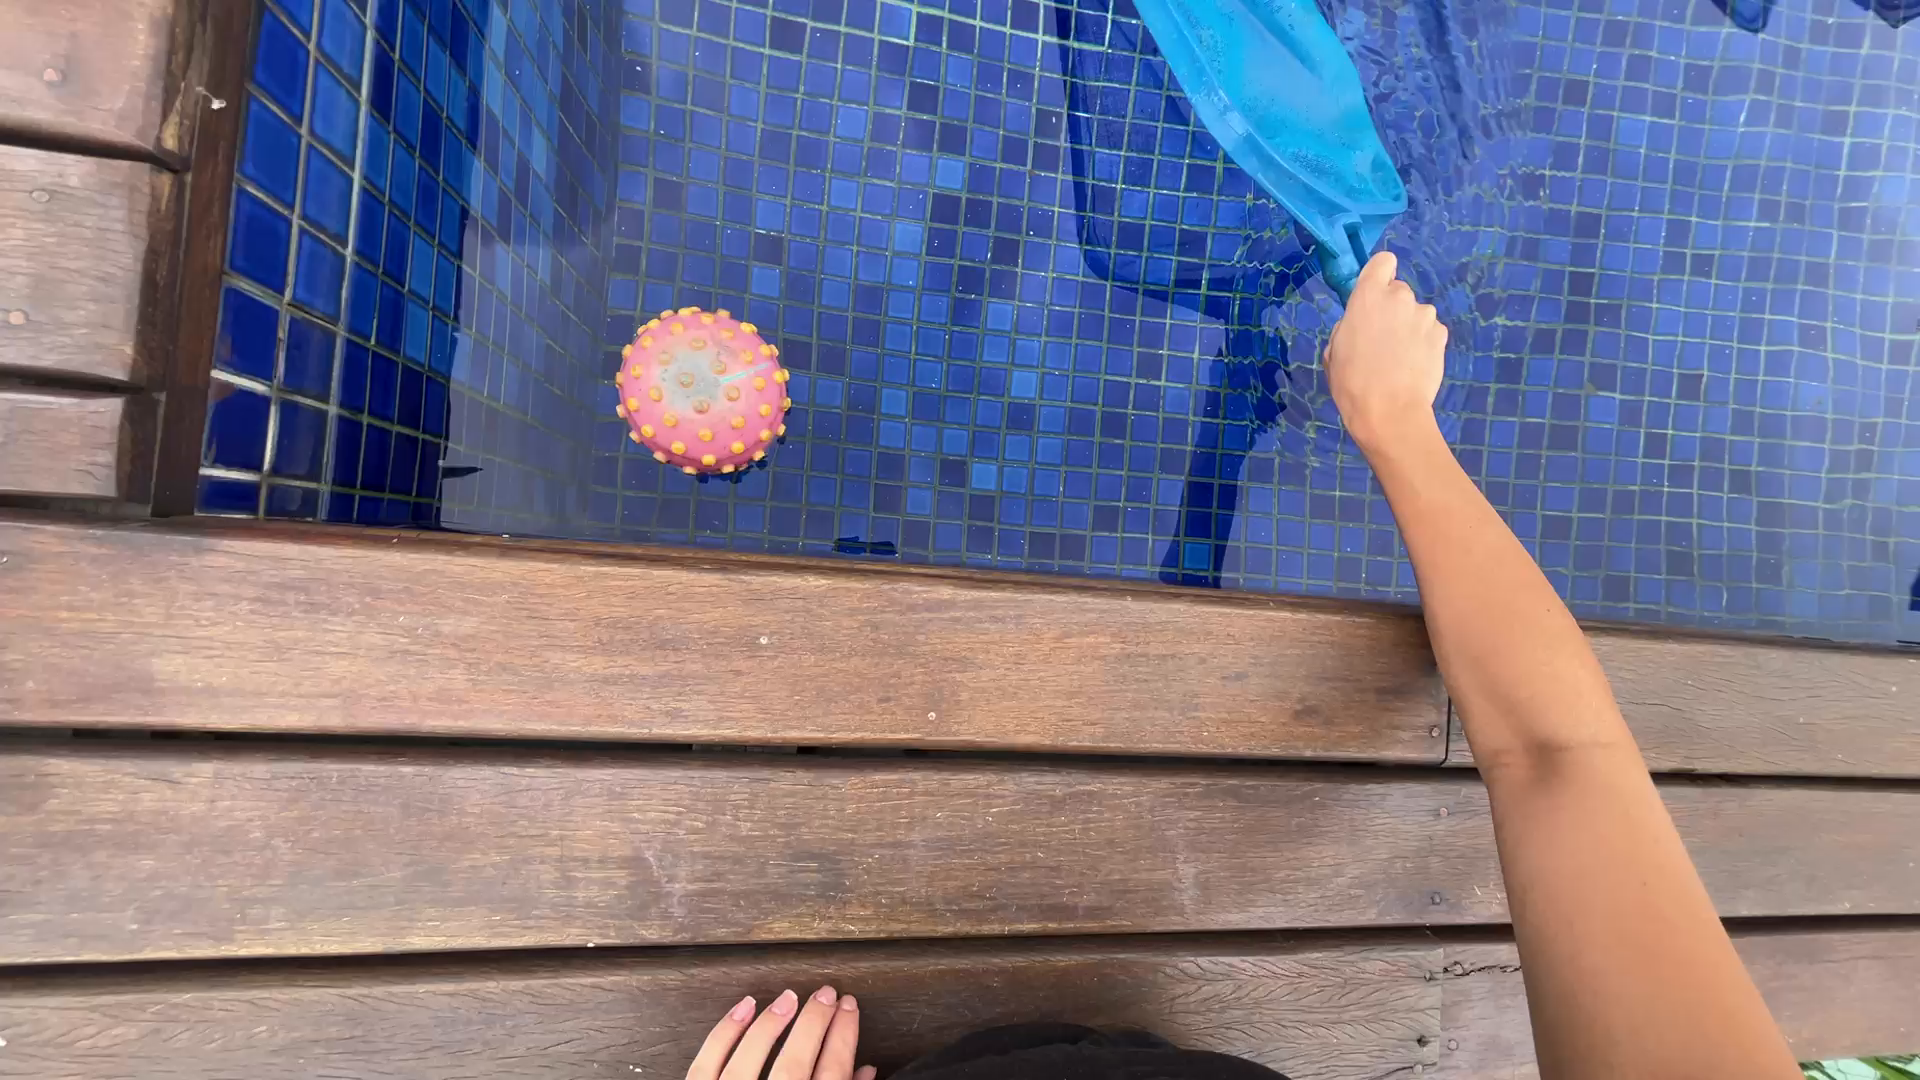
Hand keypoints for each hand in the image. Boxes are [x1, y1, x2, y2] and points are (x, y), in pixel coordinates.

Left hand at [688, 987, 873, 1079]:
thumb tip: (865, 1071)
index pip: (833, 1074)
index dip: (845, 1036)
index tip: (849, 1007)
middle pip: (796, 1062)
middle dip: (815, 1022)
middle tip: (827, 994)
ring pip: (750, 1060)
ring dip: (773, 1022)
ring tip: (791, 997)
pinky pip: (707, 1065)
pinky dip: (725, 1032)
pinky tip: (744, 1006)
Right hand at [1325, 250, 1446, 454]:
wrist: (1389, 411)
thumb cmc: (1350, 383)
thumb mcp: (1334, 352)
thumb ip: (1349, 326)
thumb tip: (1361, 322)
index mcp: (1367, 298)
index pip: (1383, 261)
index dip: (1378, 275)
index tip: (1372, 295)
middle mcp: (1400, 298)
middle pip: (1397, 291)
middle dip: (1390, 309)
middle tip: (1379, 340)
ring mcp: (1425, 315)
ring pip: (1414, 313)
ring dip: (1407, 327)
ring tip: (1397, 357)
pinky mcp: (1441, 334)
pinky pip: (1429, 331)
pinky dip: (1422, 343)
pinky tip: (1412, 365)